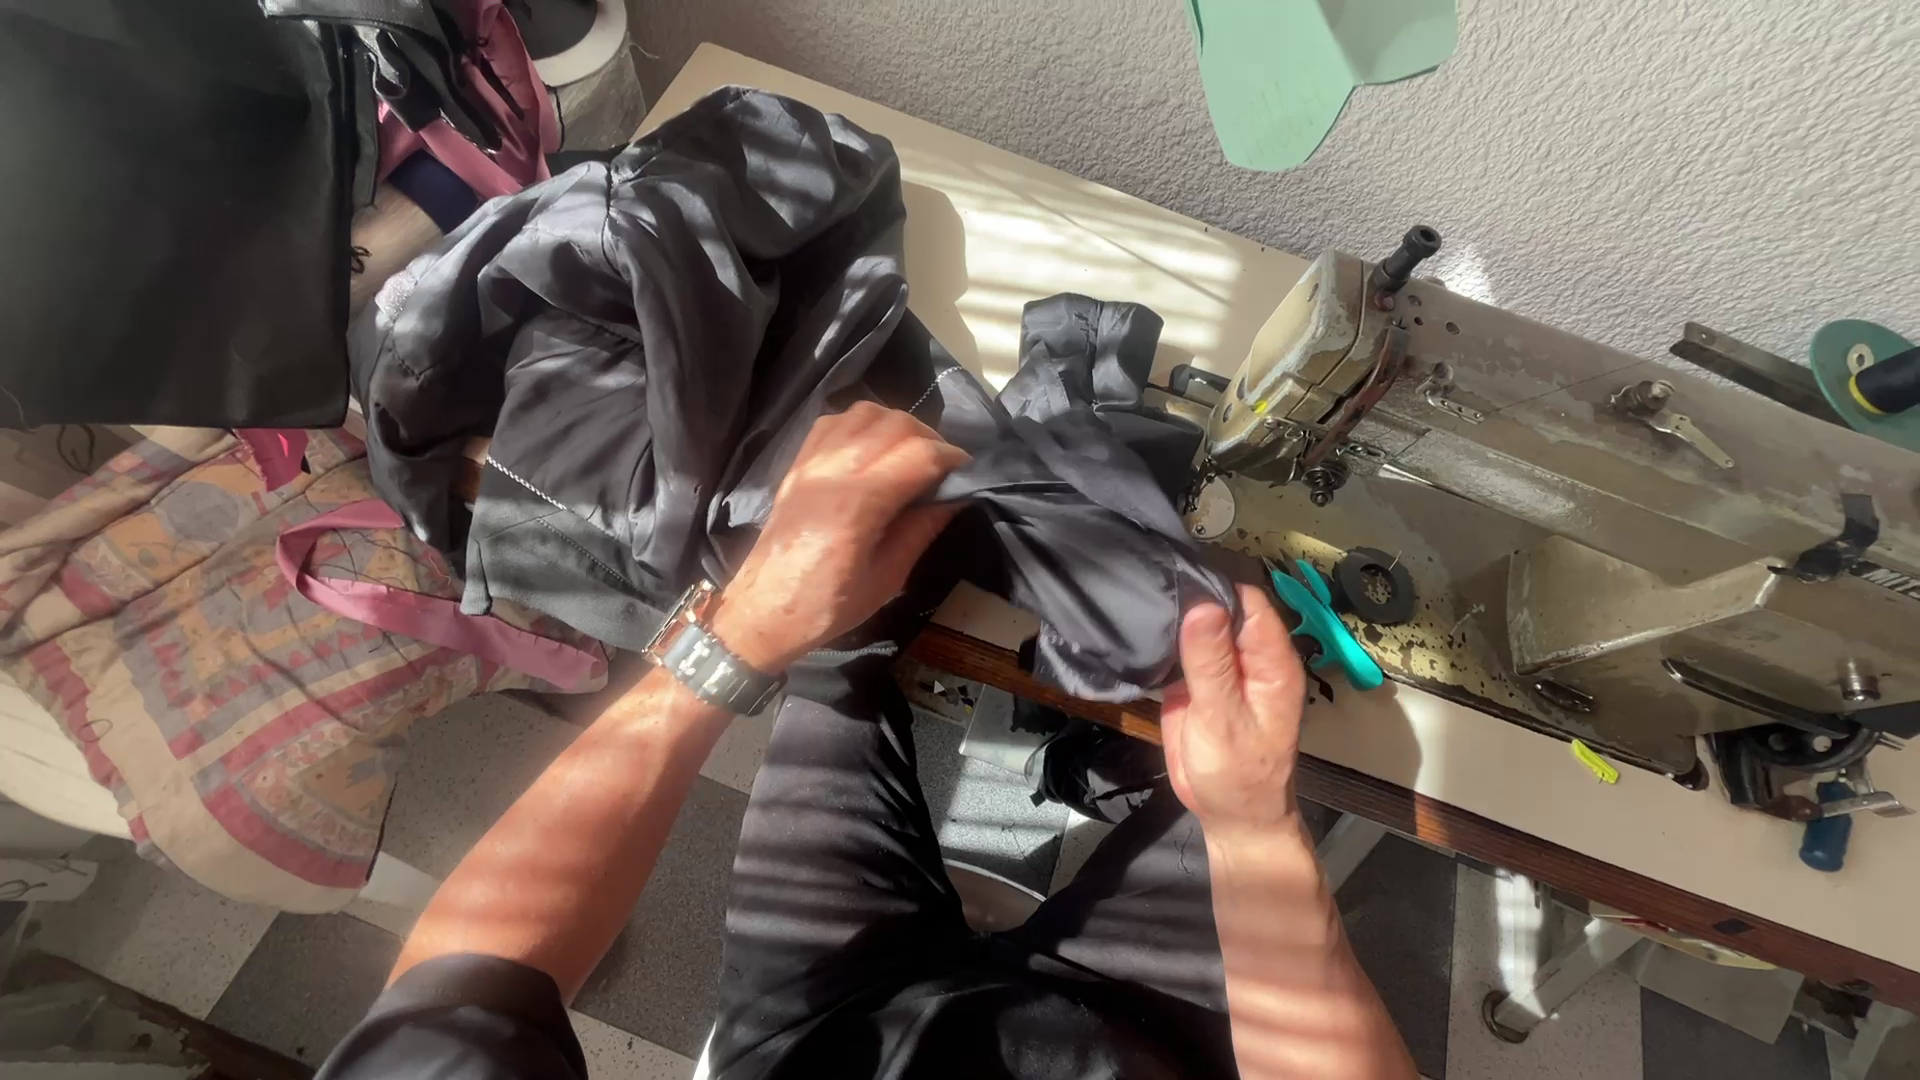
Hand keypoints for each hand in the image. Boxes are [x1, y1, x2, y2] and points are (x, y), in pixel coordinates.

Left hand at [710, 402, 968, 671]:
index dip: (952, 458)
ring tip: (910, 456)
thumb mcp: (887, 578)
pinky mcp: (798, 463)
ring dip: (898, 427)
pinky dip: (864, 425)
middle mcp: (833, 471)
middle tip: (943, 469)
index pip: (919, 454)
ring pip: (867, 413)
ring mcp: (811, 462)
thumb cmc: (828, 606)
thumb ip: (922, 529)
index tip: (967, 473)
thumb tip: (955, 497)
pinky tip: (874, 449)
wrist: (765, 610)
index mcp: (857, 504)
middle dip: (931, 439)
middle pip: (896, 424)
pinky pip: (836, 421)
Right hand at [1161, 585, 1308, 844]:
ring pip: (1197, 624)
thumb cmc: (1237, 773)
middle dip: (1188, 594)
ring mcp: (1220, 667)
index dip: (1214, 587)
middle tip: (1146, 581)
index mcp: (1270, 661)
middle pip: (1220, 607)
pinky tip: (1135, 625)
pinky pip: (1179, 647)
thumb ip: (1212, 664)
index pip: (1247, 603)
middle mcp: (1248, 656)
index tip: (1174, 575)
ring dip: (1171, 613)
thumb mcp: (1223, 719)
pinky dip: (1161, 636)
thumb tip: (1203, 606)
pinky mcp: (1194, 680)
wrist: (1229, 815)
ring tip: (1136, 596)